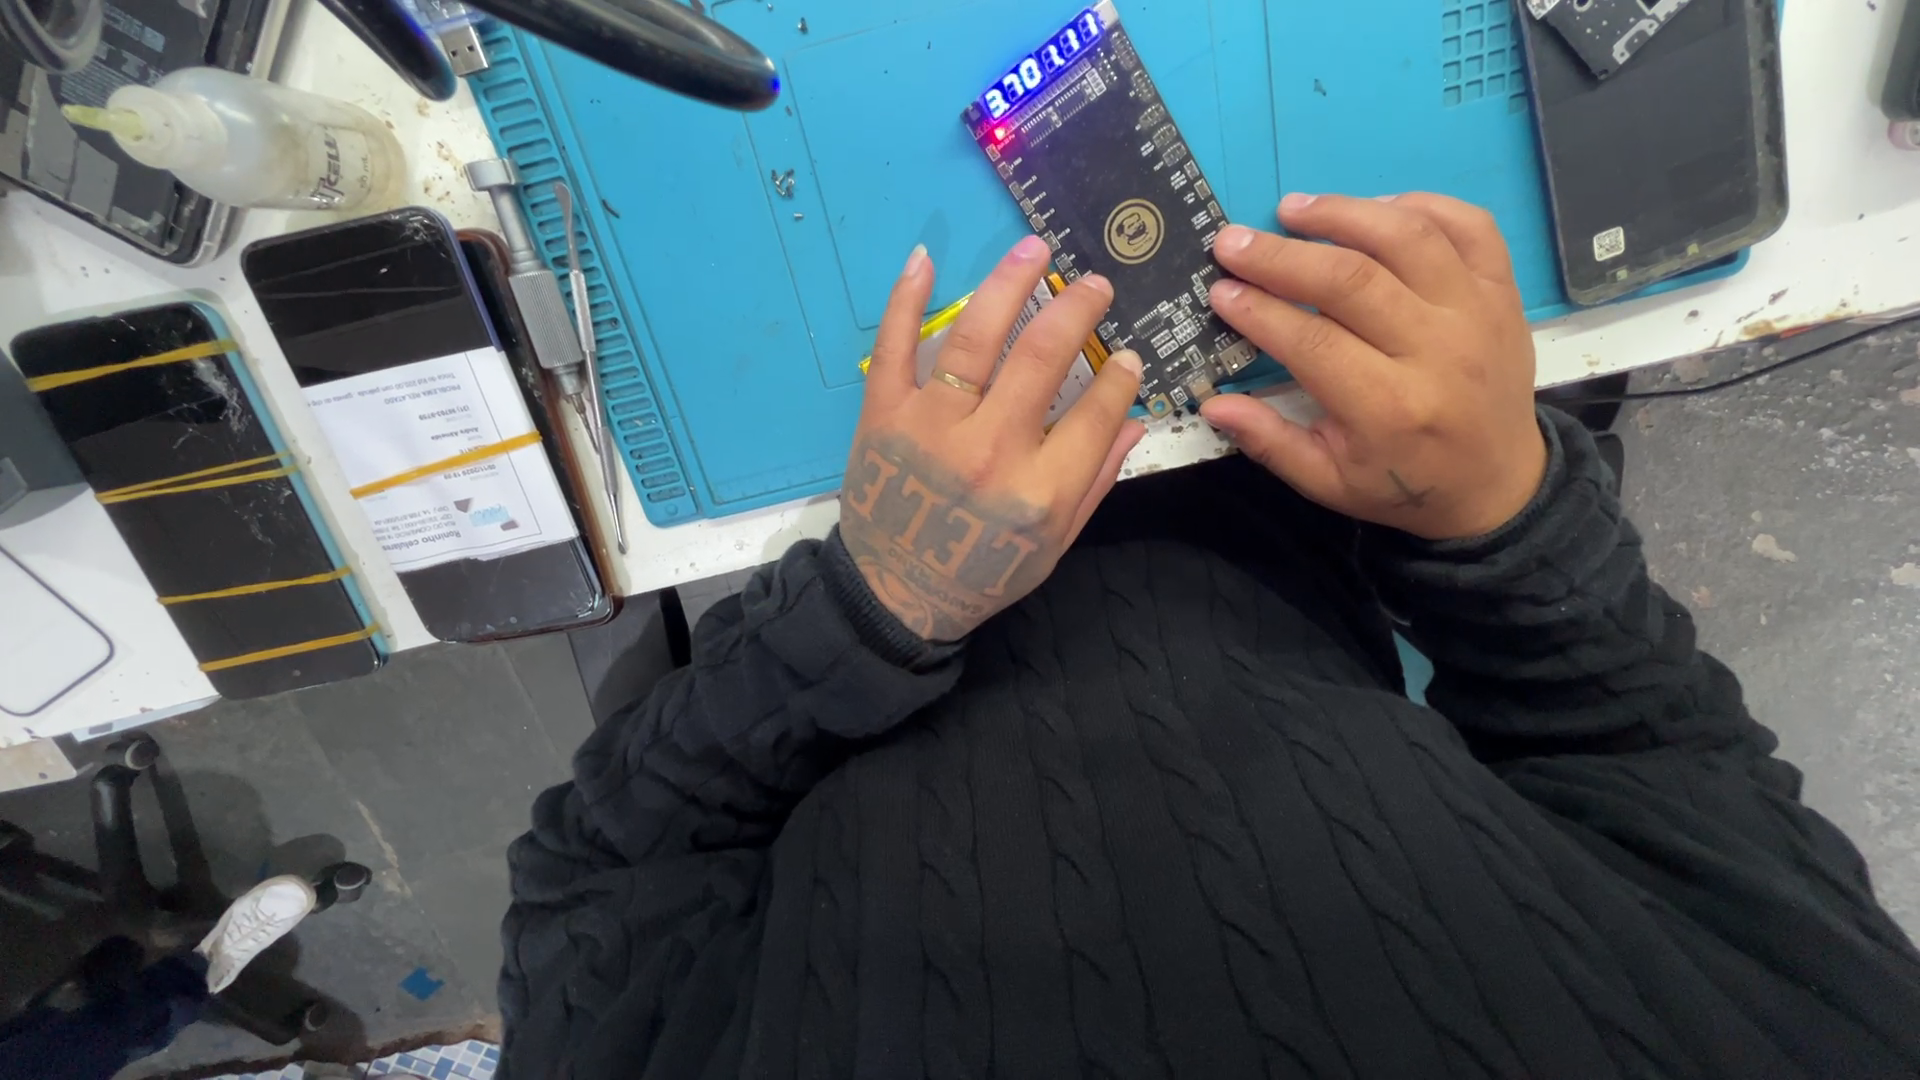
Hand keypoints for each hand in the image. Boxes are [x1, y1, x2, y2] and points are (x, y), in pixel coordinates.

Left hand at [841, 237, 1146, 641]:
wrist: (896, 594)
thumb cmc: (983, 573)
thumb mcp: (1053, 545)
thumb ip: (1095, 483)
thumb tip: (1134, 420)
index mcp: (1039, 490)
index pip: (1096, 414)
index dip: (1121, 376)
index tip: (1128, 354)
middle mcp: (989, 450)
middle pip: (1041, 359)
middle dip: (1076, 311)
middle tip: (1093, 284)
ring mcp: (931, 427)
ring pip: (974, 339)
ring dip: (1009, 285)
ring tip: (1035, 249)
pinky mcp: (883, 415)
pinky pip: (893, 347)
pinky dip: (906, 299)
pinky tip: (925, 258)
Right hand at [1199, 193, 1547, 540]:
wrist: (1497, 483)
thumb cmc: (1400, 485)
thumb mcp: (1325, 481)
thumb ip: (1268, 442)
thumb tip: (1213, 404)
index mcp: (1389, 408)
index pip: (1313, 342)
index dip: (1259, 311)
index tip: (1220, 291)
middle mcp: (1438, 351)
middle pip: (1352, 281)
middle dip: (1282, 256)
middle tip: (1233, 242)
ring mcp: (1478, 313)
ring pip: (1407, 239)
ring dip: (1343, 214)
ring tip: (1292, 209)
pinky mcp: (1502, 291)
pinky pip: (1469, 225)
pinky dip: (1418, 205)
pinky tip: (1370, 209)